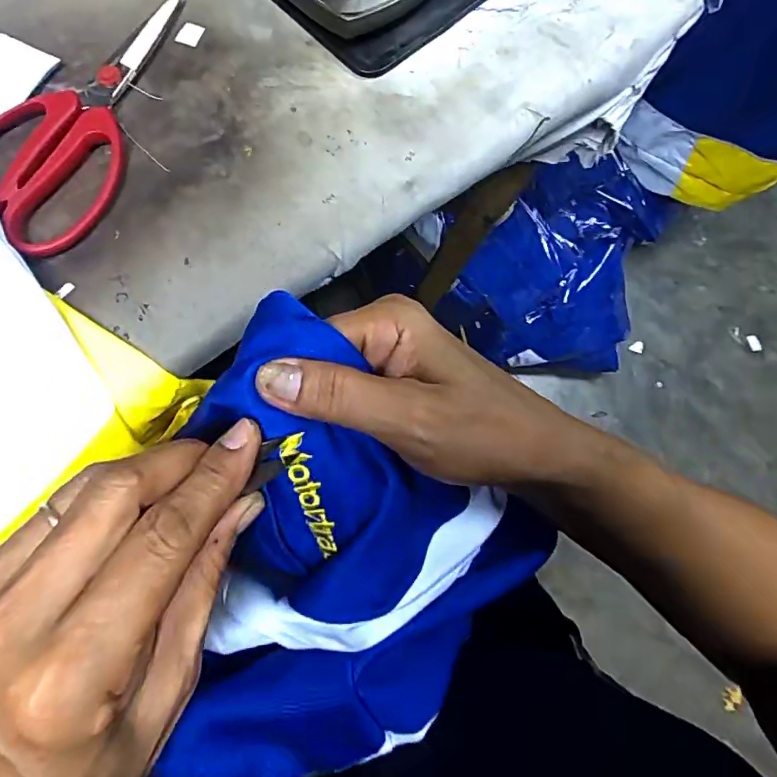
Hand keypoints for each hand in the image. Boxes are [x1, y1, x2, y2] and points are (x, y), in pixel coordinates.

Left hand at [0, 424, 265, 776]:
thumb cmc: (102, 764)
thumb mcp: (174, 686)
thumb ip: (202, 584)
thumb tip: (242, 500)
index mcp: (70, 670)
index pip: (158, 542)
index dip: (210, 482)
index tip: (248, 440)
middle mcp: (12, 625)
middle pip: (111, 498)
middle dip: (179, 459)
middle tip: (226, 448)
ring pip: (80, 490)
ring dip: (147, 464)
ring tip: (195, 464)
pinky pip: (55, 507)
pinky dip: (109, 487)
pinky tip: (145, 491)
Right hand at [254, 295, 610, 488]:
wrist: (535, 454)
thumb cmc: (481, 433)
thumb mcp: (407, 418)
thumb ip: (340, 395)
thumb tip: (263, 373)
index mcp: (390, 319)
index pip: (309, 340)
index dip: (274, 380)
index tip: (241, 428)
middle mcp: (387, 325)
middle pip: (316, 359)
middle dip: (290, 400)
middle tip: (258, 452)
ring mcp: (393, 352)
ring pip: (330, 380)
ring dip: (310, 415)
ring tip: (278, 457)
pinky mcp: (397, 378)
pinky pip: (350, 394)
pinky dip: (334, 420)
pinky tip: (316, 450)